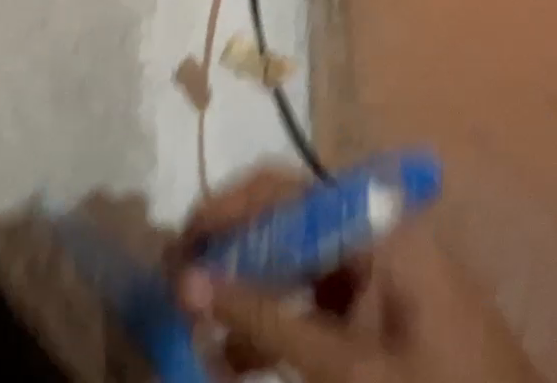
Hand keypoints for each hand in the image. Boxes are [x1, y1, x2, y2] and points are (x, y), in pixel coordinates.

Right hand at [175, 165, 540, 382]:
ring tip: (196, 331)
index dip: (224, 210)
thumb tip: (184, 281)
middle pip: (279, 224)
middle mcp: (371, 237)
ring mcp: (375, 277)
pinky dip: (270, 328)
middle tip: (179, 290)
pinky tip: (233, 362)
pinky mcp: (376, 315)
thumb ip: (265, 322)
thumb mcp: (352, 371)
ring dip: (241, 298)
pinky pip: (307, 304)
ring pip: (287, 267)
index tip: (181, 247)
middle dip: (225, 258)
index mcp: (376, 229)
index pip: (281, 190)